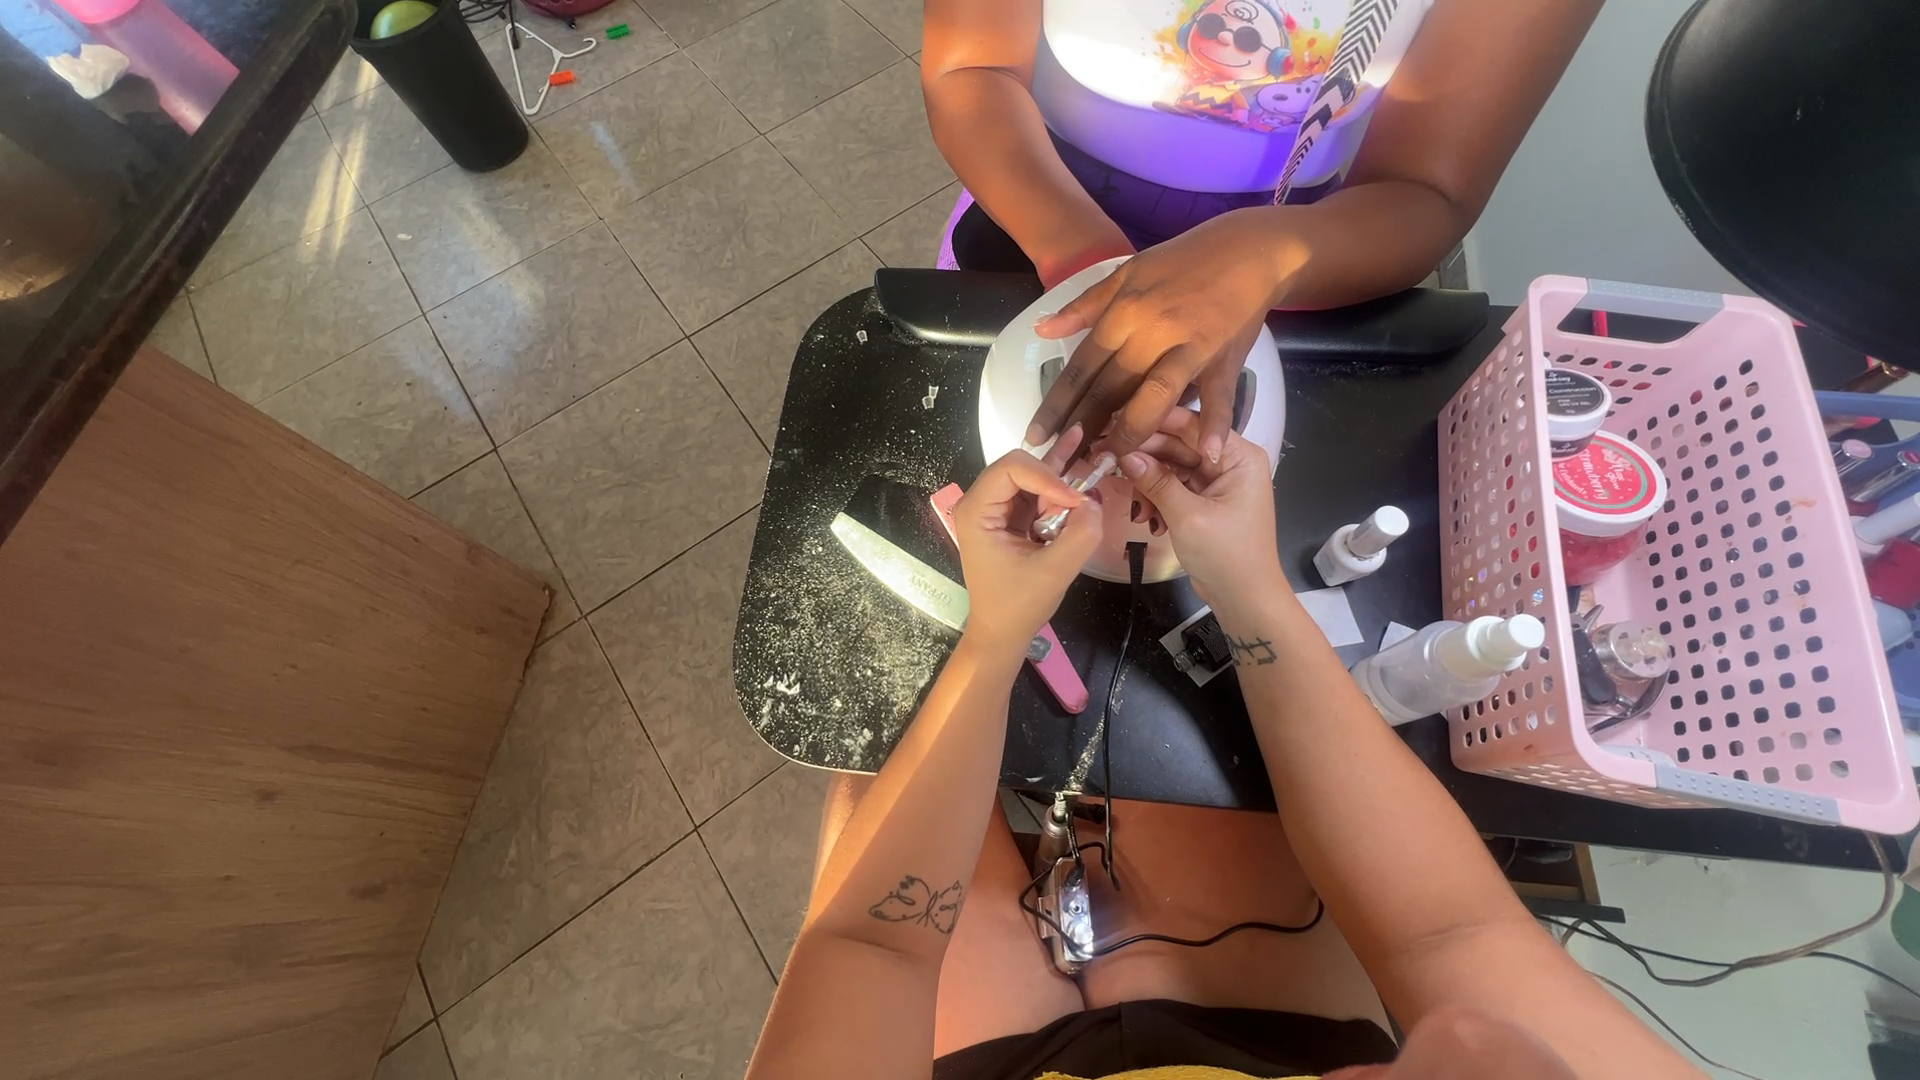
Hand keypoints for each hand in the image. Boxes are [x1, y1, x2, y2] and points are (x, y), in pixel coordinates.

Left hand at [952, 447, 1104, 654]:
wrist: (1001, 633)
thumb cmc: (1018, 606)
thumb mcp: (1054, 572)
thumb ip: (1080, 535)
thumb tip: (1094, 503)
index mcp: (976, 512)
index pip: (1011, 468)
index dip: (1047, 476)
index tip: (1075, 502)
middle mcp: (980, 503)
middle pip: (1021, 468)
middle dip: (1053, 480)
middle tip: (1081, 499)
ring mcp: (995, 510)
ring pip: (1031, 478)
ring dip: (1057, 479)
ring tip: (1086, 445)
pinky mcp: (1010, 519)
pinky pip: (1035, 494)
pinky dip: (1056, 490)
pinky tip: (1076, 462)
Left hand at [1027, 208, 1281, 462]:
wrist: (1251, 249)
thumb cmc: (1183, 261)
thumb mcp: (1127, 272)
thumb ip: (1084, 306)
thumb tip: (1042, 329)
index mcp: (1123, 312)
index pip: (1081, 368)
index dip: (1056, 406)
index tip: (1037, 437)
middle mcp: (1151, 333)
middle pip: (1108, 389)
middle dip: (1082, 430)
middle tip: (1061, 463)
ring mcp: (1190, 348)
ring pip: (1153, 397)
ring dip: (1130, 433)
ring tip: (1110, 462)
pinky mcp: (1225, 359)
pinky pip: (1218, 396)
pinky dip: (1214, 424)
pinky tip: (1204, 455)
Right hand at [1116, 412, 1282, 610]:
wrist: (1244, 598)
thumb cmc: (1226, 555)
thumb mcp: (1188, 516)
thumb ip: (1156, 482)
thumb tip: (1124, 455)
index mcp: (1238, 456)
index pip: (1191, 424)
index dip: (1153, 424)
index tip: (1116, 427)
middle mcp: (1229, 462)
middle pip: (1178, 446)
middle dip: (1146, 460)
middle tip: (1109, 465)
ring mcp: (1216, 482)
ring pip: (1171, 468)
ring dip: (1149, 487)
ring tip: (1138, 512)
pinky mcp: (1204, 500)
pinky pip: (1173, 488)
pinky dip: (1157, 501)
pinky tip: (1149, 521)